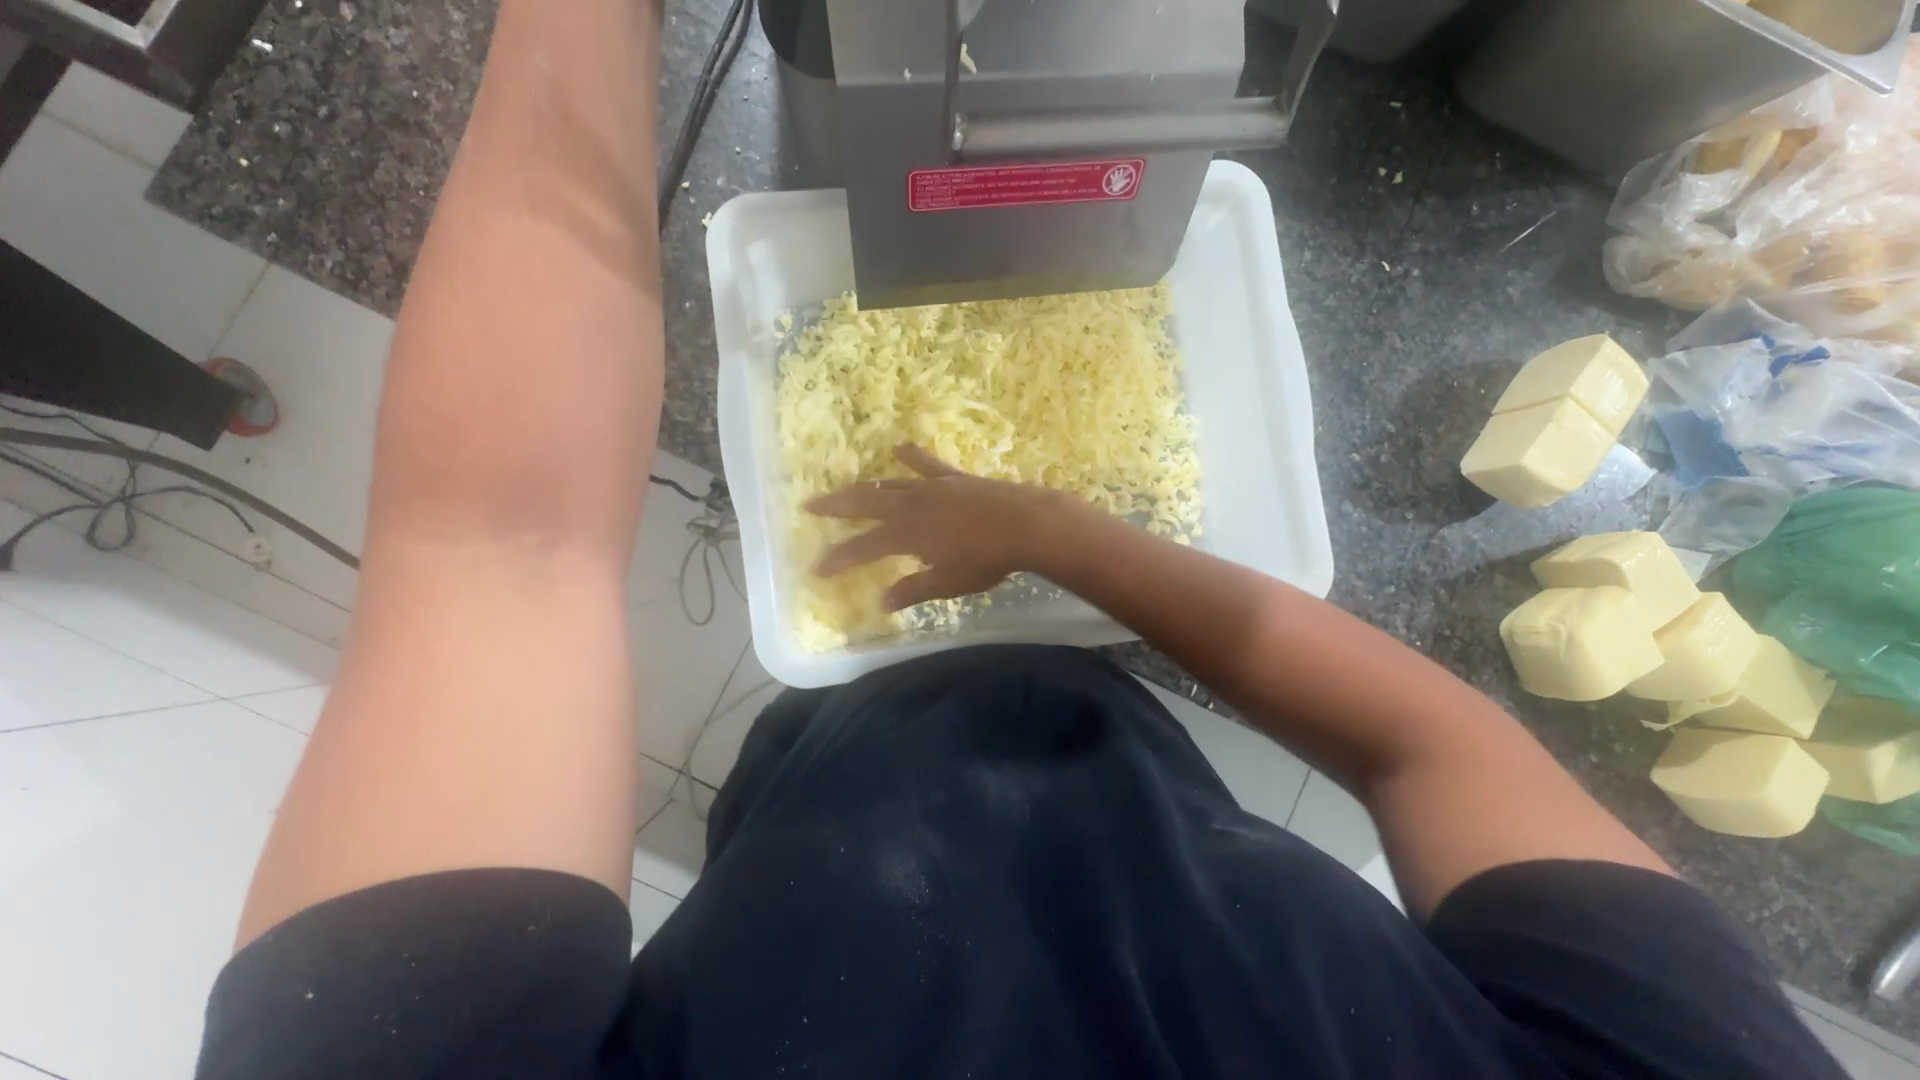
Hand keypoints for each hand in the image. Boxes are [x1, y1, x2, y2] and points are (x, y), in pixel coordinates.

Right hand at [806, 444, 1075, 610]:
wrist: (1024, 524)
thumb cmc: (986, 560)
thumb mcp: (948, 582)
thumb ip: (913, 589)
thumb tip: (883, 602)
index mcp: (905, 535)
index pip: (862, 548)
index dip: (838, 559)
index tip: (816, 568)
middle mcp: (910, 506)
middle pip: (864, 503)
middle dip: (835, 507)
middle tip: (809, 505)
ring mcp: (931, 487)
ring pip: (887, 483)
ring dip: (863, 486)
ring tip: (843, 487)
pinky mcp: (952, 478)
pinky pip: (925, 464)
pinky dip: (910, 456)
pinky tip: (899, 447)